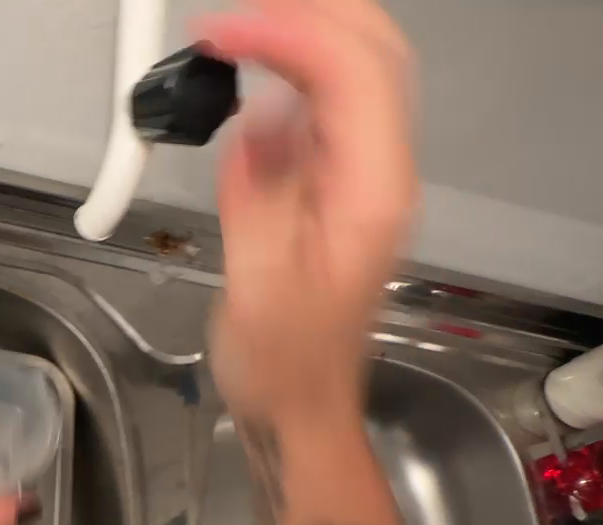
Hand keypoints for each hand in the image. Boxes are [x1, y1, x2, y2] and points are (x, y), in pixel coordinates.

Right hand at [197, 0, 418, 423]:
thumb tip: (258, 119)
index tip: (220, 32)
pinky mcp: (342, 193)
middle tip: (237, 16)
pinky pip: (333, 114)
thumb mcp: (256, 288)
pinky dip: (298, 79)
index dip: (287, 35)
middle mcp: (382, 176)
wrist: (301, 407)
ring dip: (307, 37)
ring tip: (243, 33)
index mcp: (369, 197)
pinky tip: (259, 82)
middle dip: (310, 13)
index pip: (349, 76)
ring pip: (360, 75)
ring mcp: (366, 182)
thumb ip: (259, 196)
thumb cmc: (279, 367)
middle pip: (375, 54)